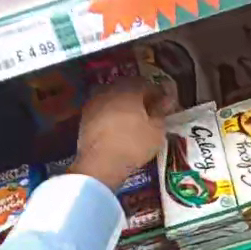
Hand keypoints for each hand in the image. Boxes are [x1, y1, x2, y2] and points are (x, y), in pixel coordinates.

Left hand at [73, 76, 170, 192]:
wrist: (100, 164)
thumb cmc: (133, 146)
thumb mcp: (156, 132)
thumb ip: (161, 113)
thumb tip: (164, 102)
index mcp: (129, 90)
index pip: (148, 85)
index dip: (159, 94)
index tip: (166, 103)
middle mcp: (109, 90)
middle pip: (128, 88)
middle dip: (139, 96)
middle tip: (149, 109)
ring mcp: (94, 102)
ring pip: (113, 97)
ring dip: (123, 105)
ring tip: (132, 118)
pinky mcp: (84, 116)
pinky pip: (103, 109)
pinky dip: (111, 114)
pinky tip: (117, 126)